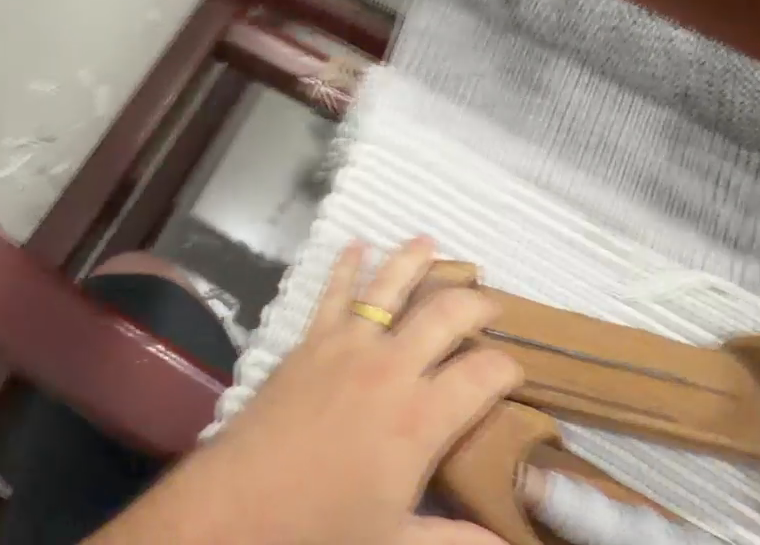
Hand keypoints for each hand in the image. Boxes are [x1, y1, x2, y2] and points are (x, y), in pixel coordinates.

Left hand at [170, 237, 522, 543]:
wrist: (244, 500)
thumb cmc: (323, 525)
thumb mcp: (397, 541)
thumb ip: (456, 540)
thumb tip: (506, 543)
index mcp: (421, 419)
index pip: (484, 376)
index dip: (508, 368)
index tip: (515, 370)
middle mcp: (391, 369)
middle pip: (444, 316)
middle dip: (475, 304)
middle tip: (491, 304)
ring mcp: (347, 346)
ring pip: (388, 289)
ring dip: (412, 262)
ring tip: (430, 243)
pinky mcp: (311, 340)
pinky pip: (333, 293)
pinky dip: (345, 266)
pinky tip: (355, 245)